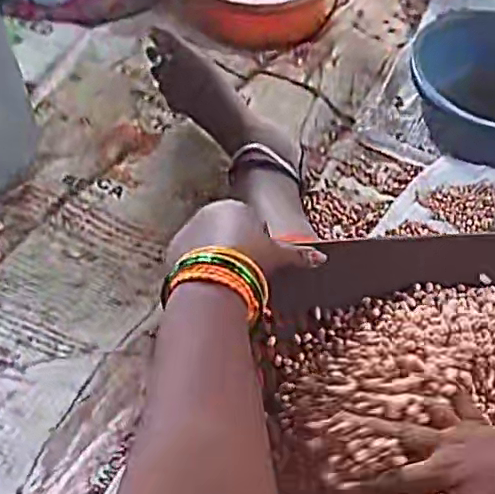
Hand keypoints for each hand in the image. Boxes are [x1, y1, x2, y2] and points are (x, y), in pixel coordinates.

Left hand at [165, 199, 324, 278]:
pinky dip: (197, 272)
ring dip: (214, 263)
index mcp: (235, 208)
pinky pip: (188, 262)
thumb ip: (297, 255)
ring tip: (225, 283)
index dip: (256, 249)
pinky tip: (207, 285)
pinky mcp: (173, 251)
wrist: (216, 277)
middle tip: (243, 277)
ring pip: (205, 249)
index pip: (249, 227)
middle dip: (233, 254)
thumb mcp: (278, 257)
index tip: (258, 266)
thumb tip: (321, 258)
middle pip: (225, 237)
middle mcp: (208, 213)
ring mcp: (188, 230)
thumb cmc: (252, 261)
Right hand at [345, 404, 494, 493]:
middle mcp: (444, 446)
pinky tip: (444, 380)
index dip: (366, 484)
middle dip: (369, 429)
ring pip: (427, 412)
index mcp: (438, 472)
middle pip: (400, 435)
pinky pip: (462, 403)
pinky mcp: (482, 424)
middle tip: (343, 417)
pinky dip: (450, 392)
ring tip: (385, 391)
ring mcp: (463, 431)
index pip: (394, 481)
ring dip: (405, 402)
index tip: (341, 484)